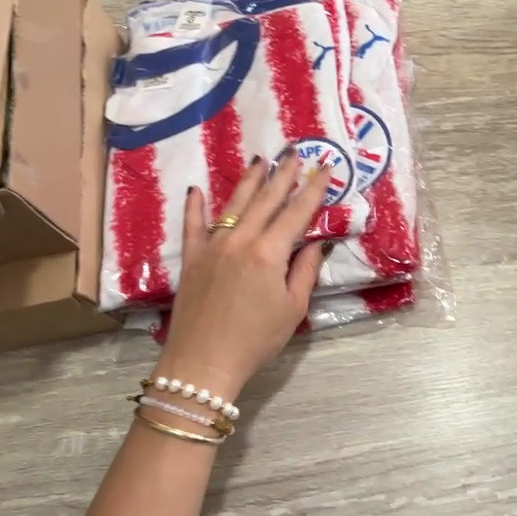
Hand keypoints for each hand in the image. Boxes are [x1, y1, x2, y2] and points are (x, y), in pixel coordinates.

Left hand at [158, 157, 332, 397]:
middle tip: (294, 152)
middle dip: (282, 174)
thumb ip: (305, 271)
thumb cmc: (255, 340)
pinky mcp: (191, 258)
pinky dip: (195, 206)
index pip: (296, 212)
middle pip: (266, 200)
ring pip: (234, 204)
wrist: (202, 364)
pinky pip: (192, 225)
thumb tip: (317, 242)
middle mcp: (241, 240)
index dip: (313, 189)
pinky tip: (196, 189)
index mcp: (269, 252)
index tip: (325, 167)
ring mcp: (212, 246)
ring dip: (249, 180)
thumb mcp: (292, 309)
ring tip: (260, 160)